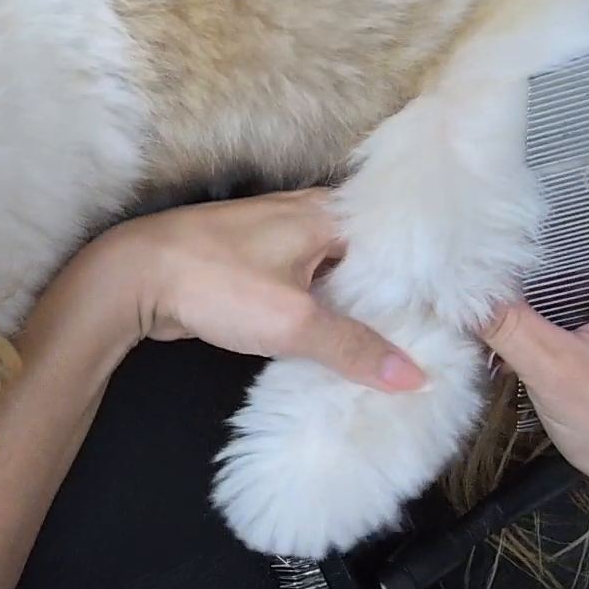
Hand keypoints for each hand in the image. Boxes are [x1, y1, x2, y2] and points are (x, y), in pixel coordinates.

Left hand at [94, 190, 426, 391]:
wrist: (135, 278)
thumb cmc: (215, 282)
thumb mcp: (294, 320)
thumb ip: (354, 348)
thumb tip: (413, 376)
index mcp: (327, 213)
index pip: (398, 241)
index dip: (426, 278)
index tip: (454, 314)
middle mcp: (306, 217)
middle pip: (366, 260)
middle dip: (391, 298)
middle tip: (432, 337)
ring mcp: (277, 241)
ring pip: (332, 276)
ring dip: (351, 308)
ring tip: (394, 346)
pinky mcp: (253, 266)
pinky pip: (301, 289)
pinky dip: (318, 313)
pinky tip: (336, 343)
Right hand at [479, 185, 588, 527]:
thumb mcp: (558, 373)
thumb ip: (506, 324)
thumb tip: (450, 285)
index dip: (578, 182)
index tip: (516, 178)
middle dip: (548, 220)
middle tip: (485, 211)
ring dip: (545, 257)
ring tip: (487, 241)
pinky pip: (584, 287)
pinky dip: (549, 286)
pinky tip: (506, 284)